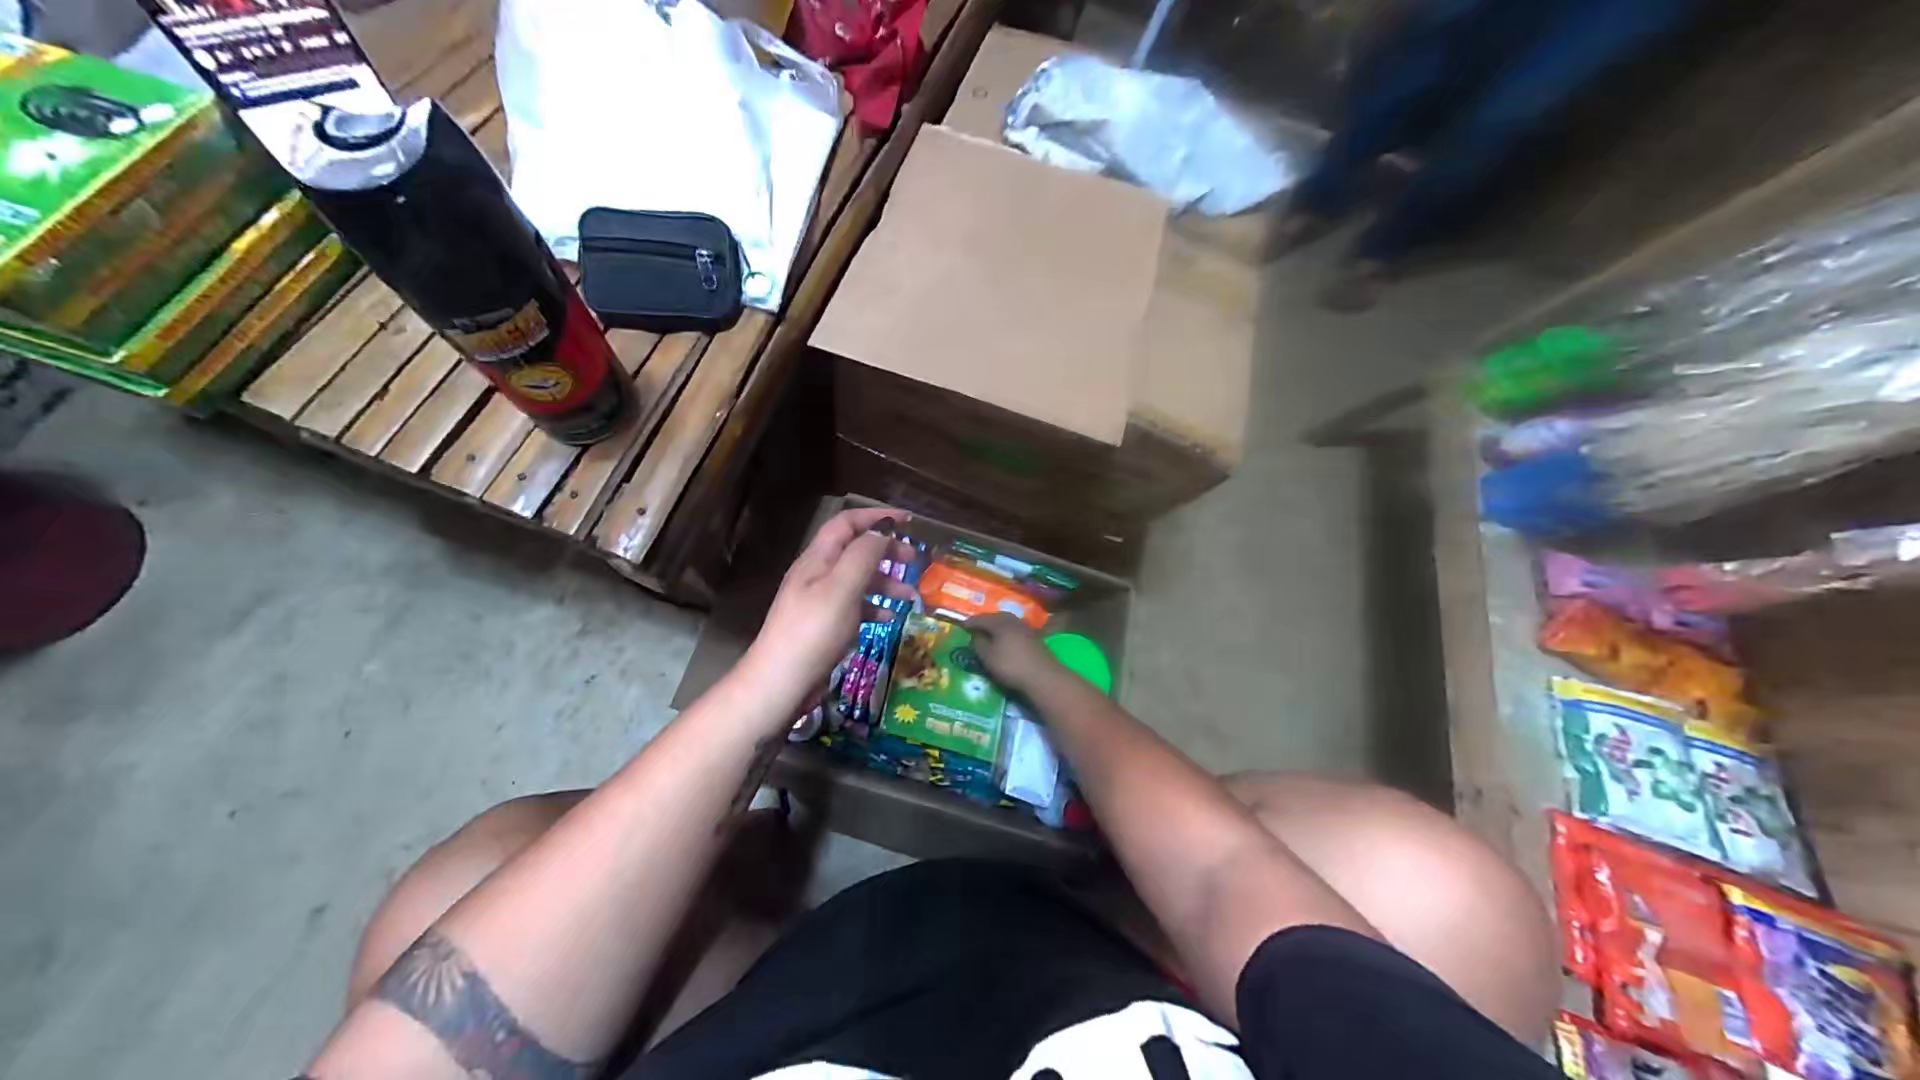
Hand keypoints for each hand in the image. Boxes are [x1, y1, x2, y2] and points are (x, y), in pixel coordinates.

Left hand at [742, 507, 915, 708]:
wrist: (780, 683)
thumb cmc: (813, 632)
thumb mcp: (842, 589)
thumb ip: (863, 556)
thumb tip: (882, 531)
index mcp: (818, 559)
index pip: (847, 523)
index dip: (877, 517)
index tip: (909, 522)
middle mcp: (818, 574)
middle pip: (856, 550)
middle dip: (886, 550)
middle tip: (914, 561)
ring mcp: (820, 601)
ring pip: (858, 580)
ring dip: (885, 582)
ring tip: (910, 597)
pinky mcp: (825, 625)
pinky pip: (855, 606)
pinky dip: (875, 607)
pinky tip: (889, 619)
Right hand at [965, 613, 1064, 696]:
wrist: (1043, 676)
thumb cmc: (1011, 666)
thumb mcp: (988, 657)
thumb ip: (978, 644)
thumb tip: (975, 635)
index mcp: (999, 623)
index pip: (981, 618)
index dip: (970, 622)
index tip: (962, 626)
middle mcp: (1013, 621)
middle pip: (996, 617)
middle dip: (985, 621)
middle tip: (976, 627)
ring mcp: (1026, 628)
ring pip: (1008, 622)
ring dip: (997, 626)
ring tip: (990, 633)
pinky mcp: (1034, 638)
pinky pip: (1015, 629)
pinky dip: (1007, 632)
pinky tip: (1006, 640)